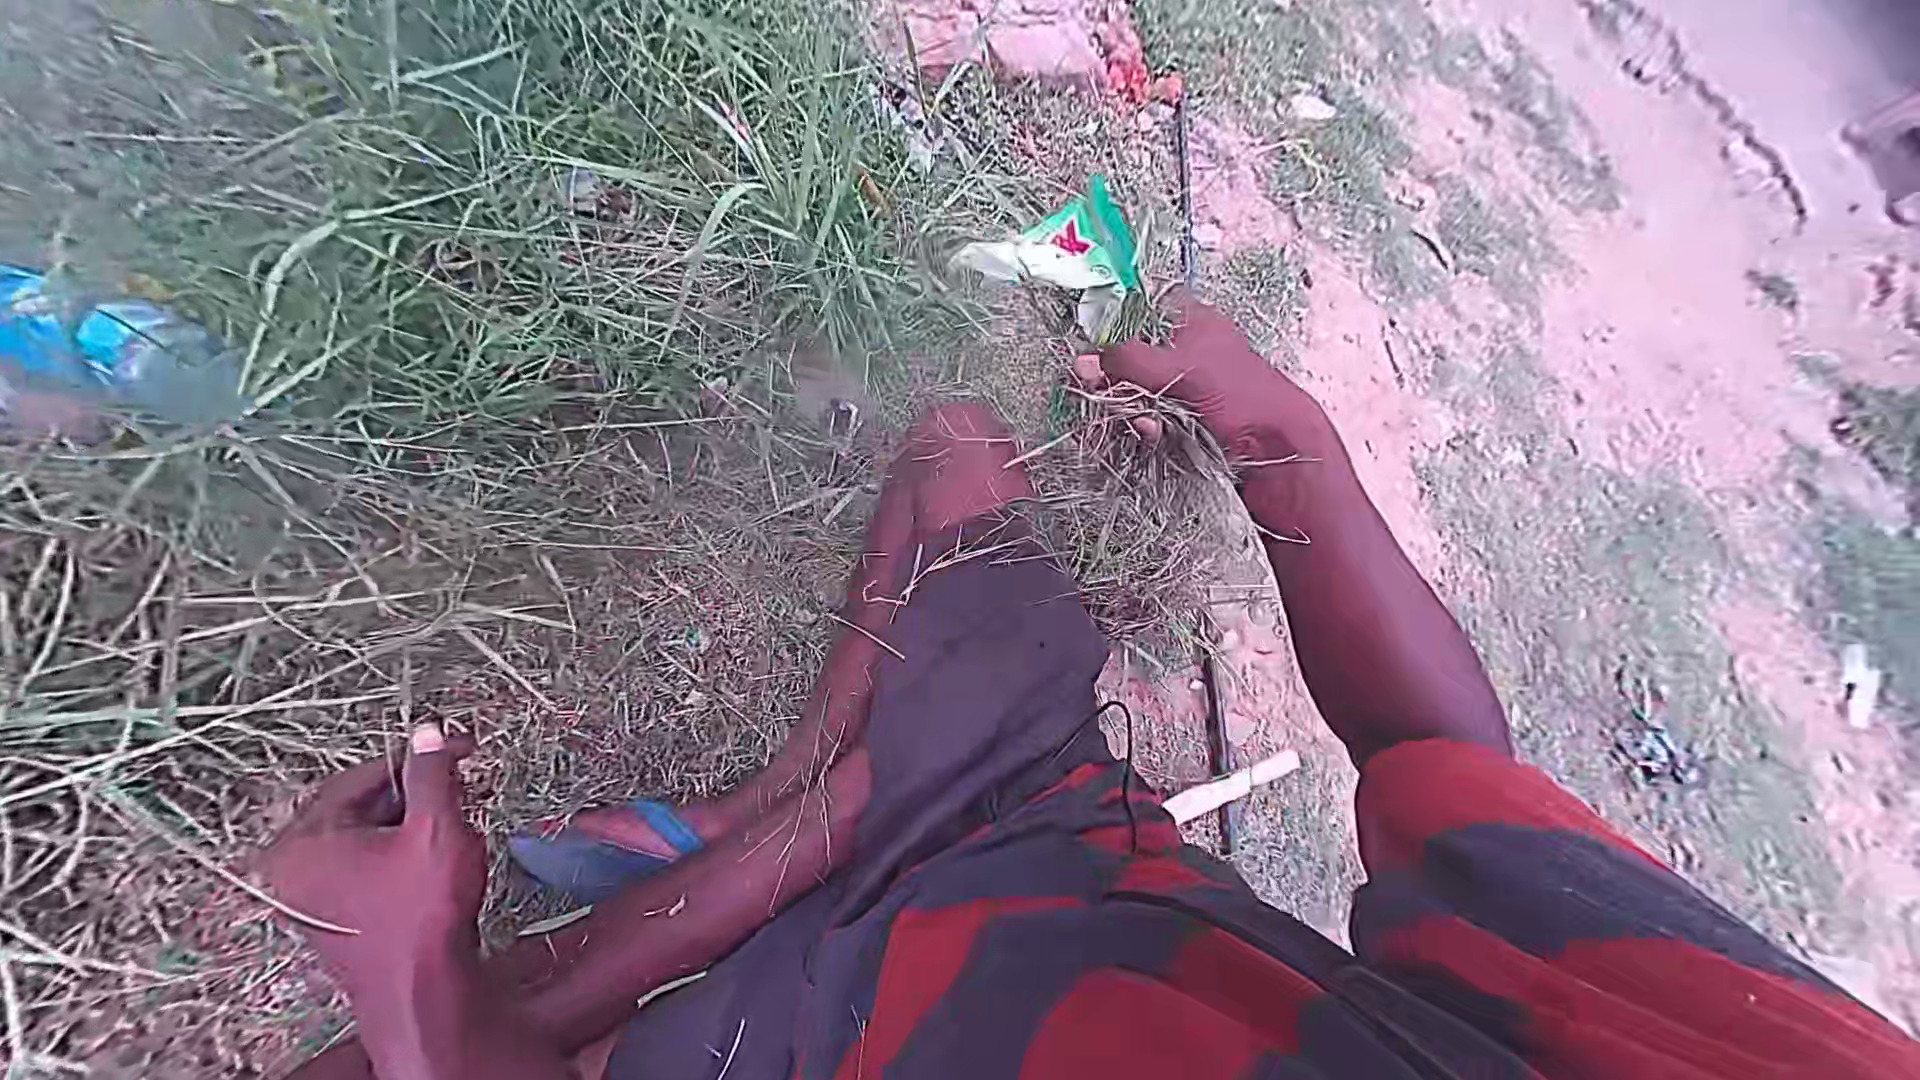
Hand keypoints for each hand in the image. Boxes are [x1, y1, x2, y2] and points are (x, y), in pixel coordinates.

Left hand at [259, 725, 485, 995]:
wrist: (422, 980)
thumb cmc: (423, 905)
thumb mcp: (436, 825)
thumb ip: (431, 773)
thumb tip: (427, 732)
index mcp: (304, 843)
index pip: (364, 774)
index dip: (419, 756)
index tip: (461, 747)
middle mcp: (295, 867)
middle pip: (365, 801)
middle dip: (420, 788)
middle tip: (463, 783)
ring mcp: (312, 891)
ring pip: (371, 828)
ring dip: (419, 813)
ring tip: (459, 814)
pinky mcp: (337, 907)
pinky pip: (370, 855)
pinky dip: (407, 840)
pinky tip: (442, 844)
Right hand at [1081, 289, 1332, 461]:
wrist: (1274, 446)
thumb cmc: (1238, 394)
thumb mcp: (1178, 369)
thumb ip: (1127, 361)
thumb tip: (1083, 361)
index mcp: (1190, 320)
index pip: (1140, 308)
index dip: (1113, 325)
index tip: (1092, 351)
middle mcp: (1185, 348)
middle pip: (1131, 355)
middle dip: (1119, 380)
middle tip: (1109, 394)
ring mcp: (1183, 382)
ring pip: (1137, 389)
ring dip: (1132, 408)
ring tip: (1146, 423)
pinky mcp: (1182, 413)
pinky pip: (1149, 413)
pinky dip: (1147, 424)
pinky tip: (1154, 433)